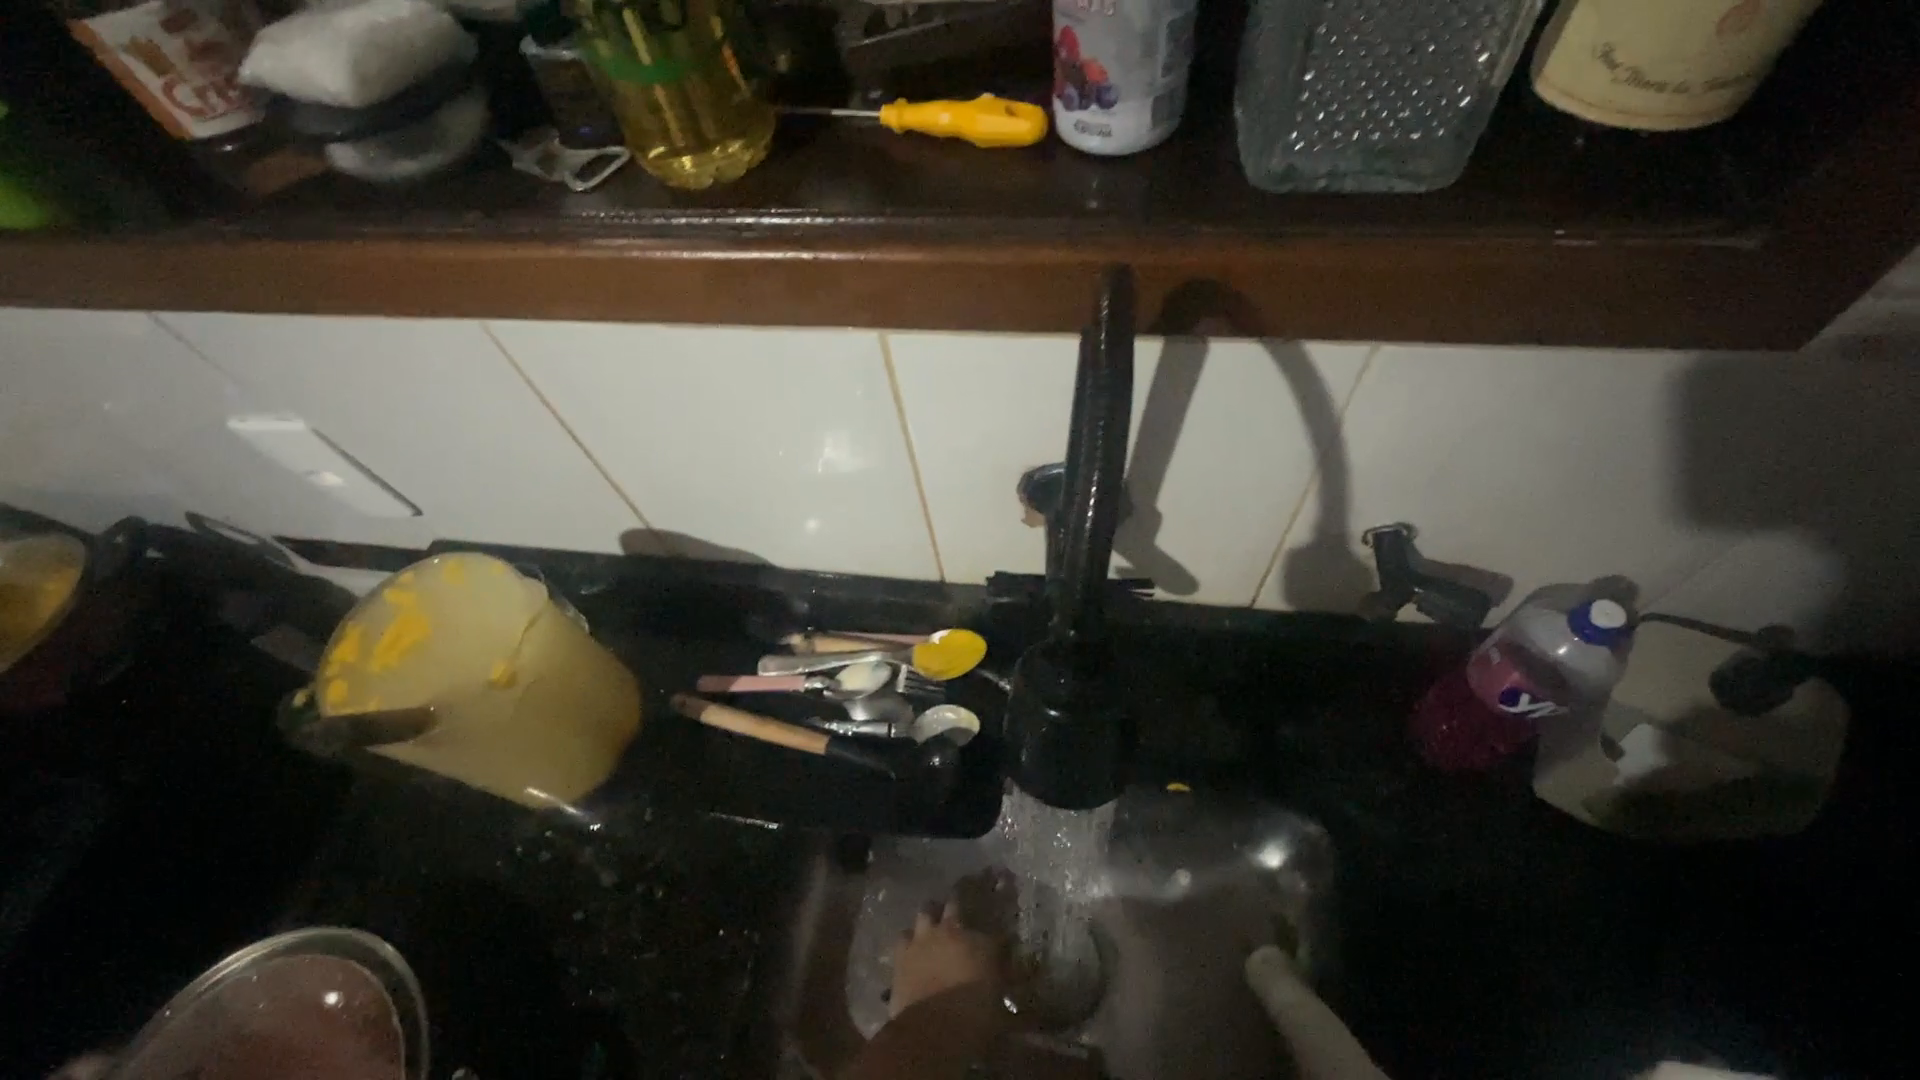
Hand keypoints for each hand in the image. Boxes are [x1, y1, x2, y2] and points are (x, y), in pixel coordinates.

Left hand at [889, 899, 1005, 1016]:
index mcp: (983, 942)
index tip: (998, 944)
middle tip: (959, 914)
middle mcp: (953, 931)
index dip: (997, 937)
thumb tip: (1006, 990)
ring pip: (926, 911)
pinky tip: (912, 947)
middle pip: (955, 902)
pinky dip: (909, 940)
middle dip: (958, 904)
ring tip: (932, 924)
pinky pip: (905, 936)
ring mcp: (925, 937)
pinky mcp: (902, 951)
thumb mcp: (998, 1006)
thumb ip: (999, 986)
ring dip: (930, 916)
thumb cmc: (972, 1020)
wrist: (931, 1030)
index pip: (996, 931)